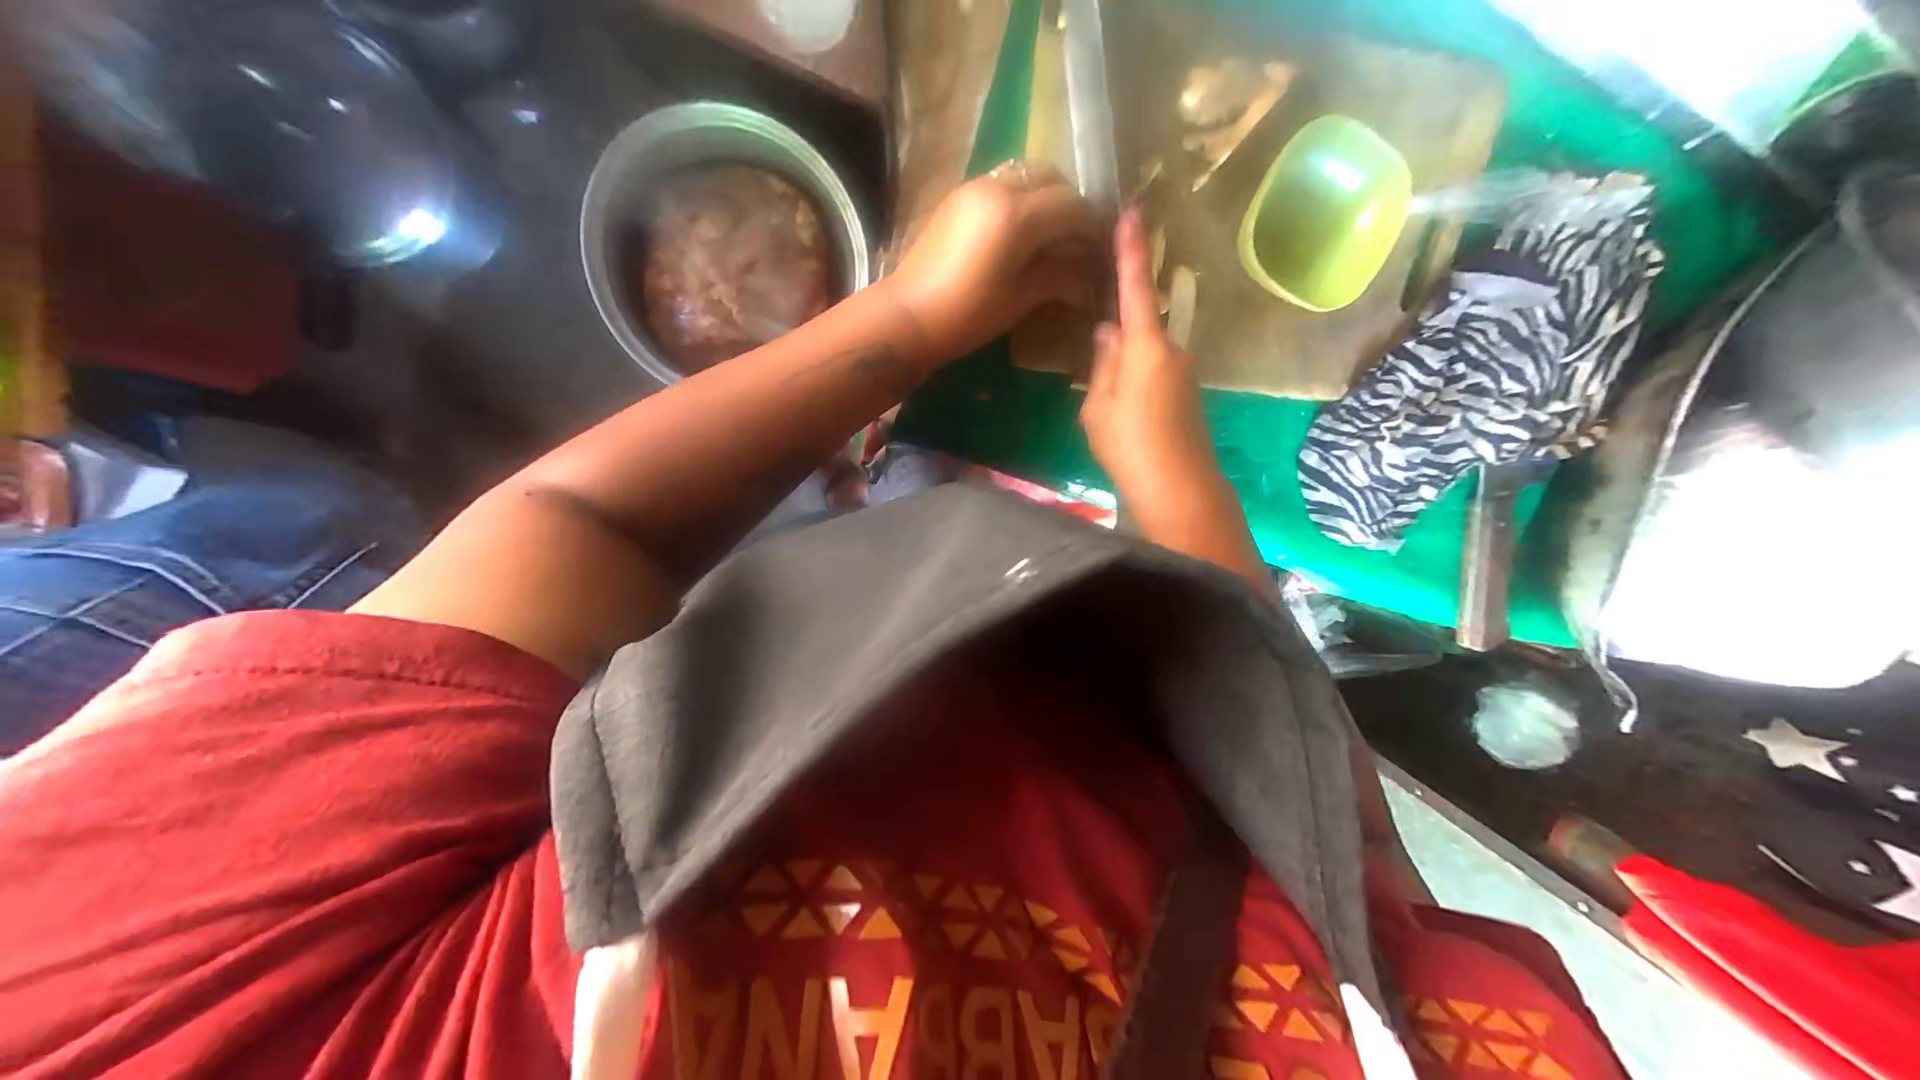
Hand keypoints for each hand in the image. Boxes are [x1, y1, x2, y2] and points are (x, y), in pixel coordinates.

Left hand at [885, 161, 1101, 362]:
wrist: (907, 316)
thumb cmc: (967, 316)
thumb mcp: (1020, 299)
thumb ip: (1060, 276)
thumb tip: (1089, 271)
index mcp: (1017, 215)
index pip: (1072, 206)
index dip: (1093, 226)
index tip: (1103, 249)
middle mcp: (997, 188)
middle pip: (1052, 178)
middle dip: (1072, 205)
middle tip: (1079, 239)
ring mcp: (974, 188)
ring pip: (1026, 175)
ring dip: (1047, 197)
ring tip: (1052, 235)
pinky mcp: (957, 197)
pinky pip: (1002, 184)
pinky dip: (1022, 199)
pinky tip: (1021, 234)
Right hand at [1081, 208, 1216, 506]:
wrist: (1180, 490)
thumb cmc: (1130, 445)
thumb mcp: (1097, 407)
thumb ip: (1102, 364)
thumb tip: (1107, 332)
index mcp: (1146, 347)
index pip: (1135, 288)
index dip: (1132, 250)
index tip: (1133, 211)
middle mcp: (1172, 351)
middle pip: (1137, 331)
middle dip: (1114, 343)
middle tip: (1094, 380)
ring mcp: (1184, 374)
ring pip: (1144, 359)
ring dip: (1123, 374)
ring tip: (1107, 414)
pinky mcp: (1188, 396)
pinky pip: (1154, 378)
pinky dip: (1135, 388)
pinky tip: (1124, 421)